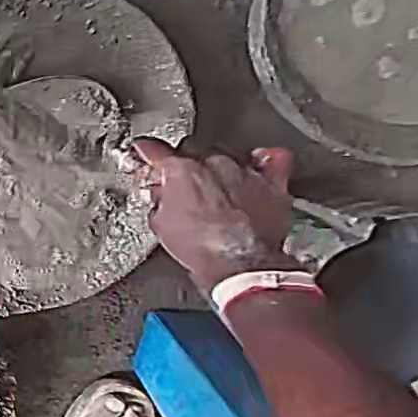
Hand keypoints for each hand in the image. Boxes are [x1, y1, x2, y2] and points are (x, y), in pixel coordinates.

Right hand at [130, 138, 299, 289]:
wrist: (240, 267)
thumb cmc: (201, 248)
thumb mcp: (160, 223)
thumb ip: (157, 198)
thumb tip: (159, 192)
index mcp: (180, 170)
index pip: (155, 150)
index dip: (146, 152)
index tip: (144, 153)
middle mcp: (212, 163)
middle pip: (190, 149)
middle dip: (182, 164)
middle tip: (179, 184)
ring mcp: (242, 171)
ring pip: (224, 152)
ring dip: (215, 166)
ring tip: (212, 185)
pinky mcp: (270, 184)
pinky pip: (273, 159)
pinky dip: (263, 160)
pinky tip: (255, 166)